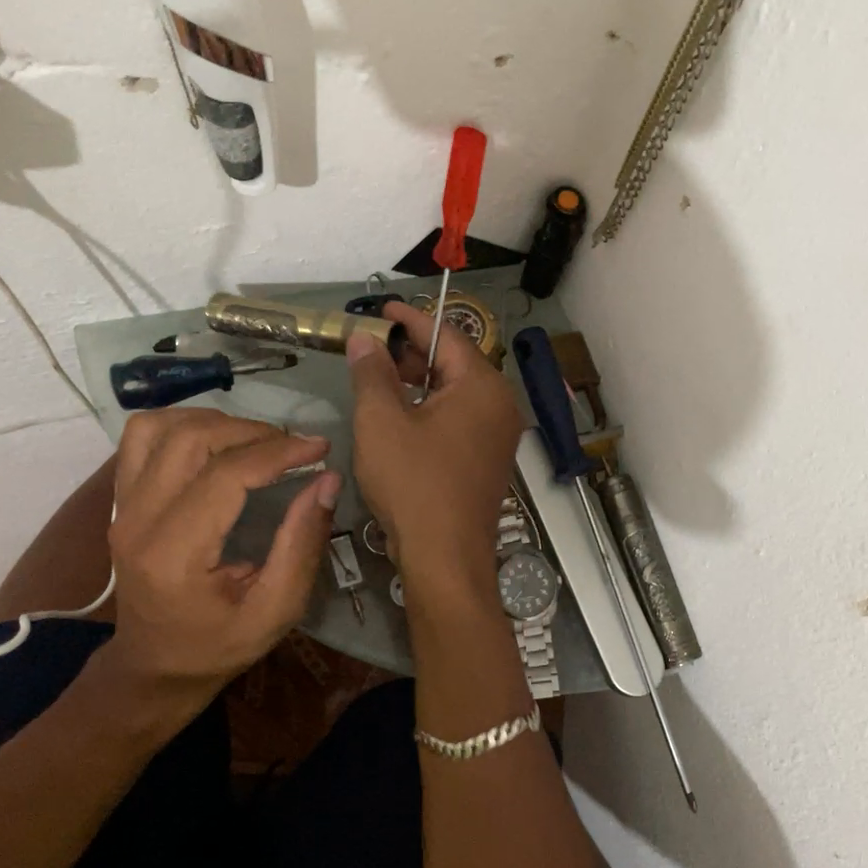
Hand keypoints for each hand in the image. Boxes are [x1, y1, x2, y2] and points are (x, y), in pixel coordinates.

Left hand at [99, 409, 338, 709]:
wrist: (155, 666)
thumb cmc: (220, 645)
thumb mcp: (277, 609)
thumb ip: (302, 544)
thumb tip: (327, 480)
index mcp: (174, 554)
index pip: (225, 475)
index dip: (278, 452)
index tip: (320, 448)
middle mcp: (138, 521)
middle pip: (189, 439)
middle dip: (251, 431)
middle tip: (293, 447)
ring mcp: (121, 507)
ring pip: (158, 428)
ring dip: (213, 422)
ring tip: (256, 442)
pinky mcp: (120, 500)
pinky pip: (140, 439)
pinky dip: (182, 427)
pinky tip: (218, 444)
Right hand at [346, 301, 522, 575]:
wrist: (446, 558)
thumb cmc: (414, 484)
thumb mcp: (382, 422)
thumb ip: (373, 373)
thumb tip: (366, 339)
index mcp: (483, 386)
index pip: (447, 334)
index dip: (410, 319)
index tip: (381, 309)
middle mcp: (501, 405)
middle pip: (456, 362)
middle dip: (414, 351)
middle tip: (374, 348)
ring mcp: (499, 435)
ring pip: (458, 392)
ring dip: (421, 381)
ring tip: (381, 380)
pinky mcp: (489, 460)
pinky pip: (462, 419)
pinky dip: (433, 409)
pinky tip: (403, 417)